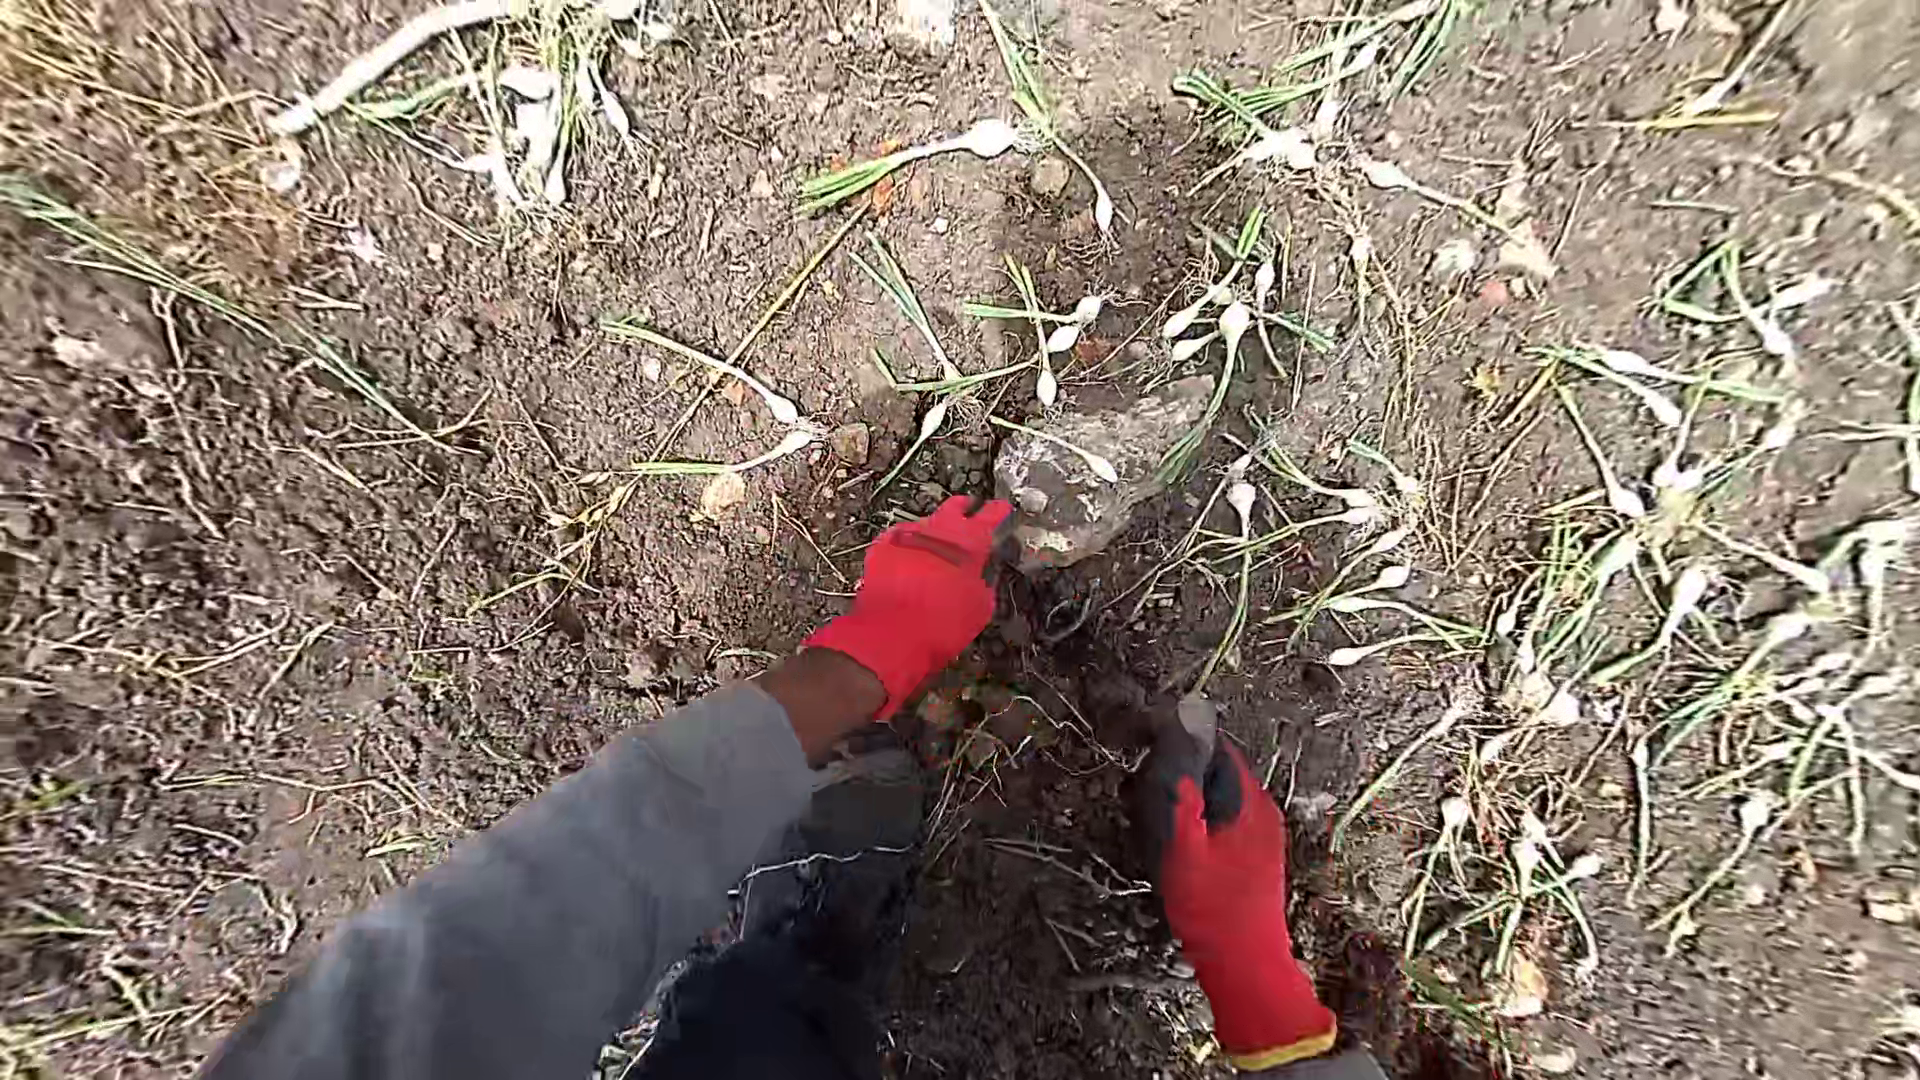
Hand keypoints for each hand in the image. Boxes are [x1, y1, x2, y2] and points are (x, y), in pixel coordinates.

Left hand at [803, 496, 1010, 719]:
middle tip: (969, 509)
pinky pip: (899, 539)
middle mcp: (938, 531)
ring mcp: (907, 537)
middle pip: (954, 508)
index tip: (1000, 507)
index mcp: (969, 542)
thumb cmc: (942, 624)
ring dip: (934, 530)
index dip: (997, 511)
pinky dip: (907, 545)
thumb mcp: (979, 608)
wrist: (891, 636)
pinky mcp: (881, 549)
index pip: (989, 517)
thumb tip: (978, 581)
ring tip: (938, 542)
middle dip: (963, 508)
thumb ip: (982, 585)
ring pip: (926, 523)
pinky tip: (909, 555)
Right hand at [1140, 727, 1336, 1070]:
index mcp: (1246, 796)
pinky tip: (1171, 843)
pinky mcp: (1249, 847)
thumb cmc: (1209, 902)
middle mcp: (1258, 805)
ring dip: (1175, 798)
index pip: (1208, 741)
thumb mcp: (1182, 835)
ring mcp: (1256, 827)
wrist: (1244, 966)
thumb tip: (1183, 716)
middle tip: (1139, 799)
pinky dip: (1188, 817)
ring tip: (1151, 827)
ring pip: (1207, 790)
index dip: (1170, 737)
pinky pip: (1213, 813)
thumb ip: (1181, 776)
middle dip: (1169, 773)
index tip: (1136, 748)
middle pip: (1206, 764)